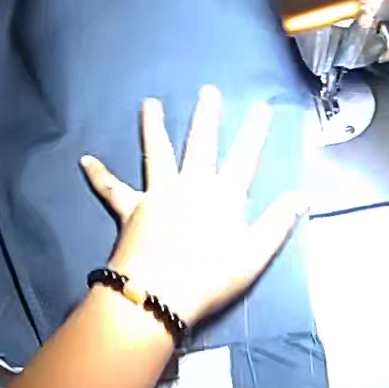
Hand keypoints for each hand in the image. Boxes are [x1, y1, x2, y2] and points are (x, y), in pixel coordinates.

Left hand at [80, 86, 306, 325]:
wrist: (157, 296)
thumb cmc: (210, 277)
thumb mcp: (255, 254)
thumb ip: (278, 222)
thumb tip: (303, 196)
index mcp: (223, 196)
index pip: (244, 158)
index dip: (254, 132)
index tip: (262, 106)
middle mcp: (190, 186)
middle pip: (200, 144)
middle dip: (206, 117)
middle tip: (208, 91)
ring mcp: (158, 195)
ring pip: (157, 154)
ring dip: (154, 128)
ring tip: (149, 104)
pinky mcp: (131, 210)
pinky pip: (112, 190)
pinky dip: (100, 176)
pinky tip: (85, 160)